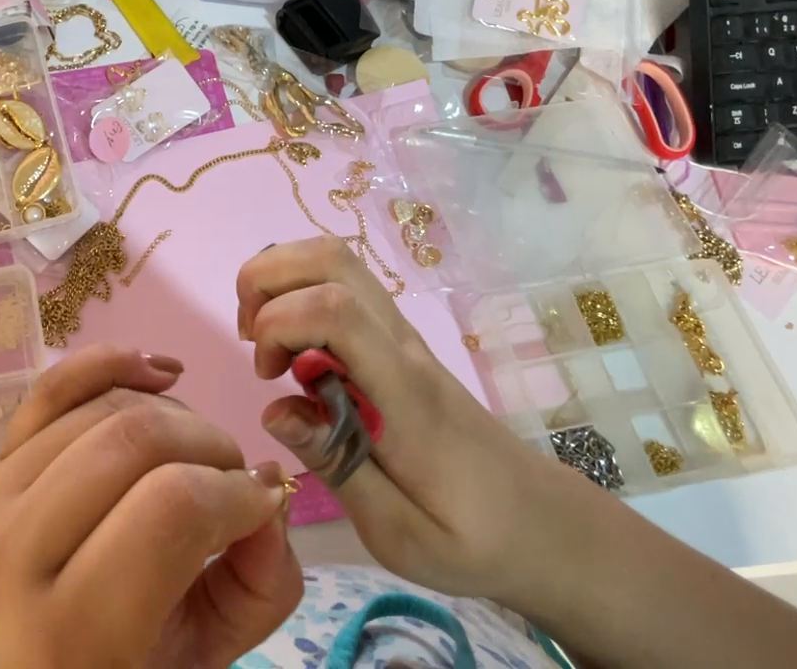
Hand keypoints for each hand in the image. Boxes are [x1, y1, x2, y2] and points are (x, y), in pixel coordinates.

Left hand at [0, 345, 302, 668]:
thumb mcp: (196, 662)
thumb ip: (253, 592)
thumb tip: (269, 498)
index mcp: (68, 631)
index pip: (171, 508)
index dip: (235, 493)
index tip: (265, 504)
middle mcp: (16, 555)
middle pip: (135, 441)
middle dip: (209, 445)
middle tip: (236, 480)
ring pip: (102, 409)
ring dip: (174, 413)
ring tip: (203, 450)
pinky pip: (52, 389)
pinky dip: (111, 363)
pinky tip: (161, 373)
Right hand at [237, 237, 607, 609]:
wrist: (543, 524)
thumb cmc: (471, 538)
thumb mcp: (399, 534)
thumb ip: (335, 464)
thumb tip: (272, 408)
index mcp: (404, 392)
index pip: (336, 310)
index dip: (279, 322)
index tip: (267, 376)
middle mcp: (403, 345)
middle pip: (330, 258)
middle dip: (265, 281)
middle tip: (253, 345)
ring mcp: (404, 336)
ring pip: (335, 259)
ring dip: (279, 281)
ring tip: (265, 343)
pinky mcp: (400, 341)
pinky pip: (343, 284)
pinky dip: (298, 293)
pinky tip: (293, 350)